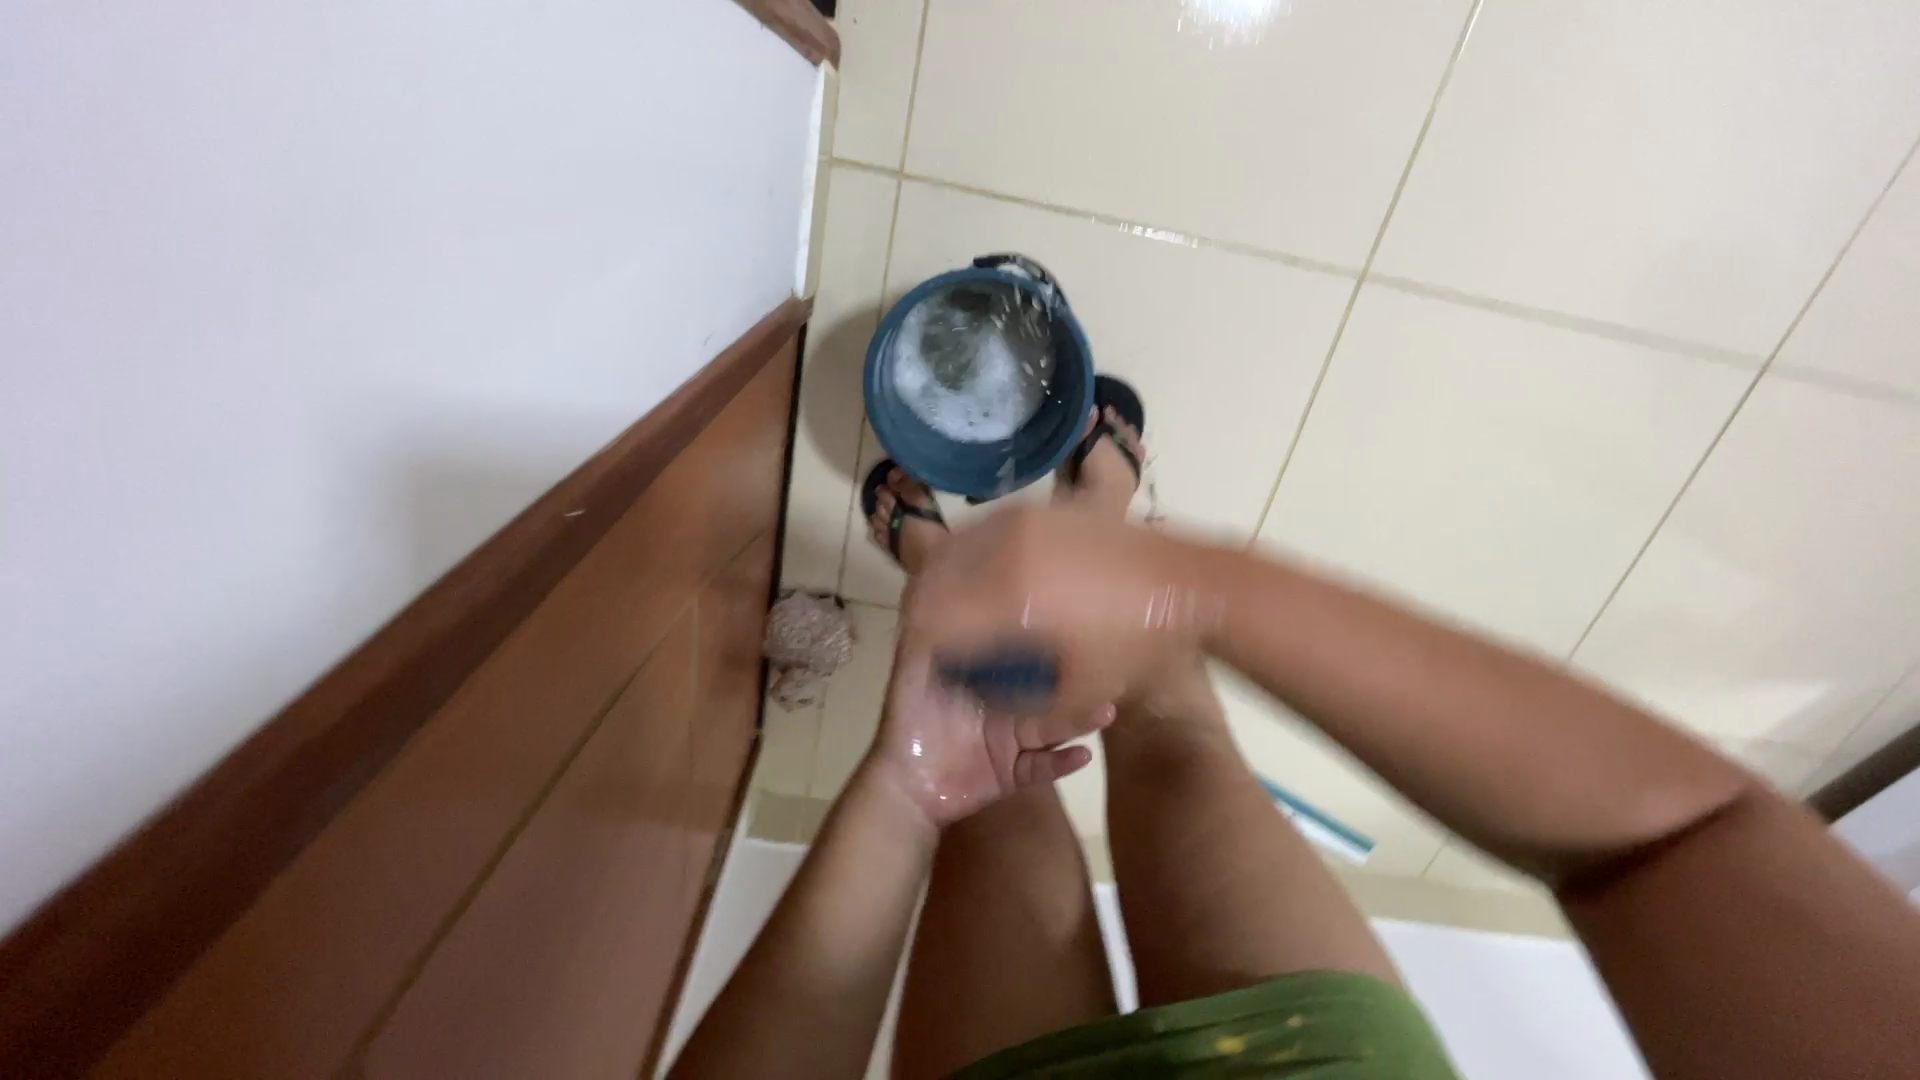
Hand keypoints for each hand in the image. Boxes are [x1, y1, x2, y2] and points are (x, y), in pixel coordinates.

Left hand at [864, 640, 1114, 828]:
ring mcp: (1012, 744)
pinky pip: (1043, 769)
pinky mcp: (1013, 775)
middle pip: (1047, 693)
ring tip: (1107, 710)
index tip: (1077, 625)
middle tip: (1109, 667)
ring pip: (1052, 729)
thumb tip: (936, 585)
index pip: (1023, 659)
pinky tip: (1083, 755)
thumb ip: (927, 635)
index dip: (1048, 646)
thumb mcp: (914, 670)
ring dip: (1079, 720)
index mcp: (987, 683)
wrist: (902, 784)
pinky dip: (1061, 763)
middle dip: (1075, 682)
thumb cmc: (907, 722)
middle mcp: (1005, 710)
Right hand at [901, 505, 1224, 742]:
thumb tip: (973, 687)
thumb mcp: (1077, 690)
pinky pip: (986, 529)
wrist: (1189, 583)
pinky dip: (972, 554)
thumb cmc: (1136, 645)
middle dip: (923, 606)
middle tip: (928, 634)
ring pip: (957, 546)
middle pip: (933, 575)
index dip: (916, 641)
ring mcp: (1025, 521)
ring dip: (943, 577)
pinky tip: (982, 576)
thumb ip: (1016, 694)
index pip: (931, 617)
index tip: (919, 659)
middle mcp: (1007, 549)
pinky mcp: (1042, 509)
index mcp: (1010, 598)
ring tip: (949, 605)